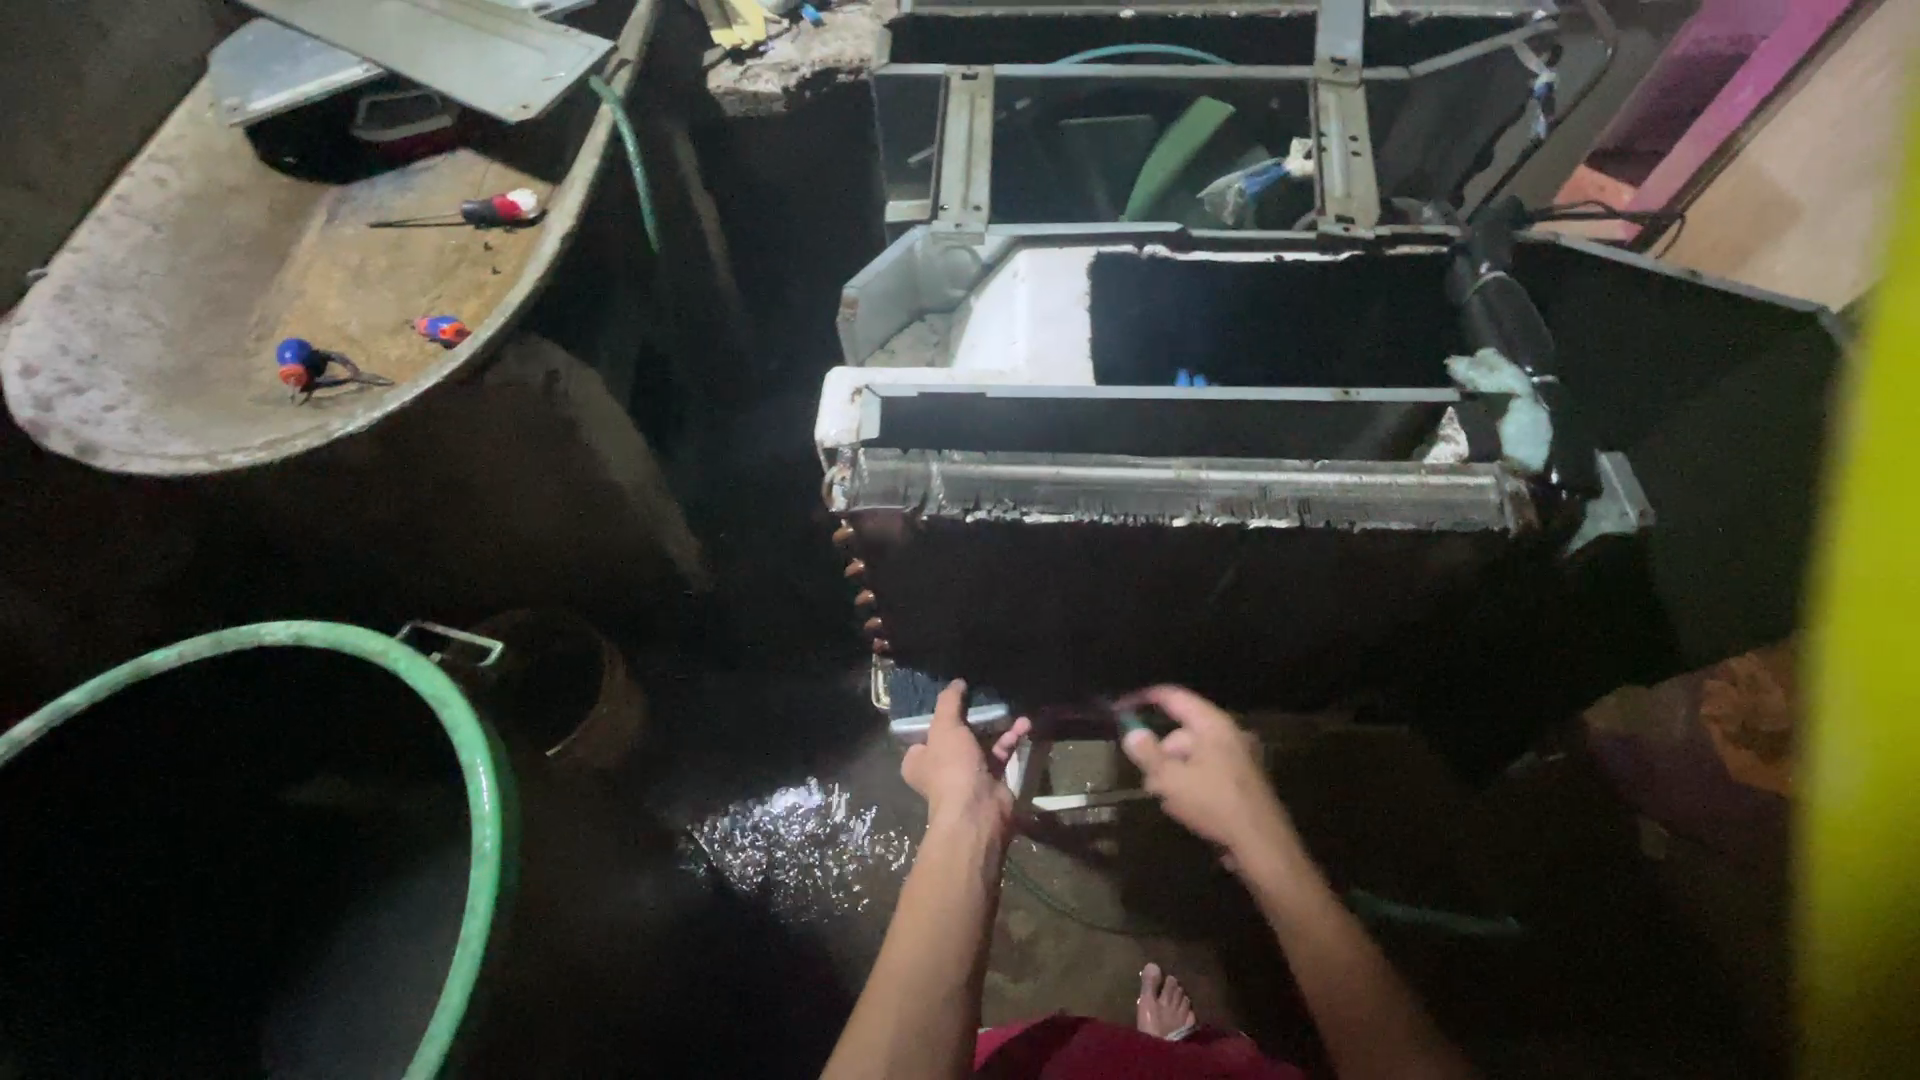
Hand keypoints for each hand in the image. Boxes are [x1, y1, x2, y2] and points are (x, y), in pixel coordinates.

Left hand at [901, 680, 1031, 838]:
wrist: (978, 809)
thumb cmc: (951, 766)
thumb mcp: (944, 727)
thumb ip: (949, 702)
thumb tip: (956, 682)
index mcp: (918, 760)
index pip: (924, 732)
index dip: (937, 715)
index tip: (953, 697)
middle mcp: (940, 768)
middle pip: (957, 735)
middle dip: (973, 718)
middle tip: (984, 696)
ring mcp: (967, 774)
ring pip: (982, 743)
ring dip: (997, 725)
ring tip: (1010, 707)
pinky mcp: (992, 779)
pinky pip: (1001, 753)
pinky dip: (1011, 739)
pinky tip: (1024, 724)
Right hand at [1119, 685, 1291, 860]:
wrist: (1262, 845)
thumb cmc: (1214, 803)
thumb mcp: (1170, 779)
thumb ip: (1147, 753)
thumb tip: (1132, 733)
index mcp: (1213, 725)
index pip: (1174, 697)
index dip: (1144, 699)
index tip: (1121, 709)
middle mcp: (1229, 734)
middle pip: (1181, 734)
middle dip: (1160, 754)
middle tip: (1148, 779)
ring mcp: (1239, 758)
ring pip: (1192, 756)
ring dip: (1174, 774)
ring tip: (1168, 800)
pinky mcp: (1242, 781)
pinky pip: (1207, 771)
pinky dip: (1191, 784)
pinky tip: (1186, 809)